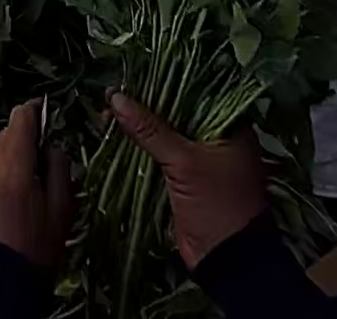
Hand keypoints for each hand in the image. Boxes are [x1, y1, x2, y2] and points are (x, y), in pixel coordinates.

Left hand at [0, 98, 74, 269]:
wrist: (3, 280)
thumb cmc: (38, 244)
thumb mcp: (62, 205)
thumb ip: (59, 165)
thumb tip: (52, 144)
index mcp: (14, 163)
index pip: (22, 116)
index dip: (37, 109)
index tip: (48, 110)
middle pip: (11, 128)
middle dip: (29, 134)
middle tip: (47, 155)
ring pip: (0, 143)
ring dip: (16, 148)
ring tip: (33, 174)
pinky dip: (5, 162)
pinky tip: (17, 185)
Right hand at [110, 91, 267, 268]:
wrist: (228, 264)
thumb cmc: (217, 205)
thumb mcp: (184, 163)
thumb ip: (150, 129)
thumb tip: (115, 97)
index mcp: (229, 125)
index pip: (193, 88)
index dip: (162, 78)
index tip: (132, 72)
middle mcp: (215, 135)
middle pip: (174, 108)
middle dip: (143, 101)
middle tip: (113, 92)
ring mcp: (198, 155)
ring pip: (163, 129)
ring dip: (137, 122)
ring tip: (107, 110)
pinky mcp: (183, 174)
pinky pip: (158, 150)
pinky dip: (138, 143)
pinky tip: (115, 132)